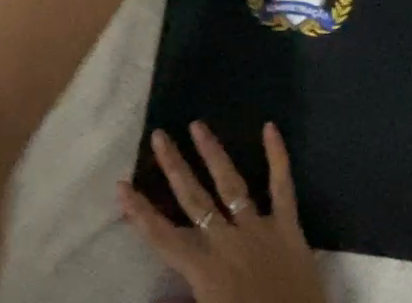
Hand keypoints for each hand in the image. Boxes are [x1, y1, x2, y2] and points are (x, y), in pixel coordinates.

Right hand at [118, 122, 324, 302]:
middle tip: (159, 135)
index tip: (123, 186)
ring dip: (212, 153)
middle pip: (194, 199)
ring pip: (230, 184)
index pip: (164, 237)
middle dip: (174, 166)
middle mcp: (228, 242)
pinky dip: (278, 157)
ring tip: (197, 125)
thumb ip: (181, 302)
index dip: (141, 213)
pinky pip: (282, 188)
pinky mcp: (289, 227)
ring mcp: (259, 230)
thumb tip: (154, 295)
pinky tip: (270, 128)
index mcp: (205, 271)